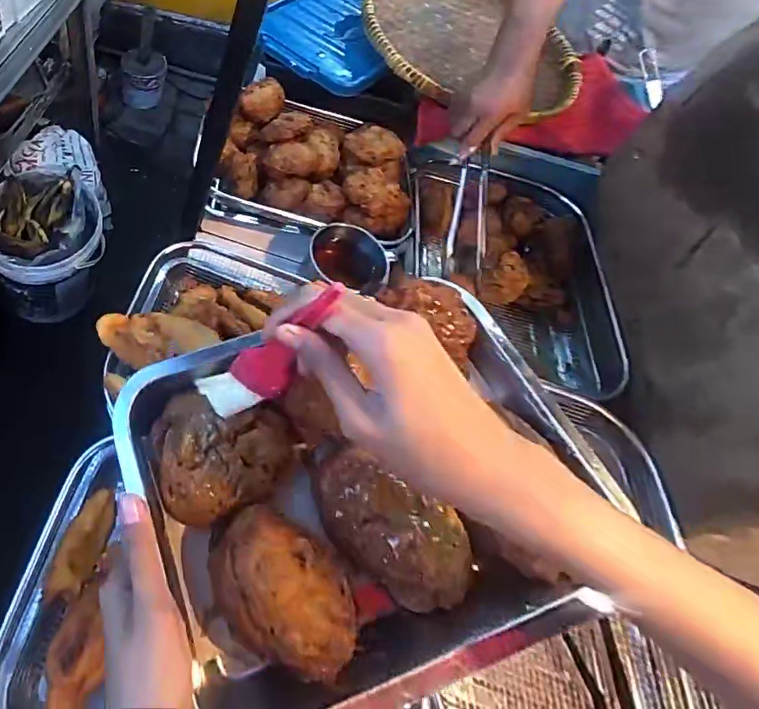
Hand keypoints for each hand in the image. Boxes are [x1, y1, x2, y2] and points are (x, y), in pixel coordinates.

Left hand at [99, 493, 192, 708]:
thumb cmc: (151, 663)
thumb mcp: (150, 601)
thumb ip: (142, 551)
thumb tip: (126, 493)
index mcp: (115, 586)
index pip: (129, 537)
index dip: (146, 514)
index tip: (169, 490)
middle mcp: (121, 603)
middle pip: (140, 560)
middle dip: (161, 539)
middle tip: (193, 513)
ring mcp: (136, 628)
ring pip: (152, 583)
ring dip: (170, 565)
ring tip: (200, 543)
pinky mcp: (154, 648)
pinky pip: (164, 606)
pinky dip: (177, 592)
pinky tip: (196, 591)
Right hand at [273, 293, 583, 544]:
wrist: (492, 466)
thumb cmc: (423, 454)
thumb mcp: (360, 419)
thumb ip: (323, 367)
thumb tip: (287, 334)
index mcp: (380, 338)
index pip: (317, 303)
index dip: (286, 316)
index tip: (266, 343)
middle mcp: (396, 317)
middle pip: (332, 293)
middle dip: (299, 313)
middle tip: (280, 349)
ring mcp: (411, 322)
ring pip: (349, 302)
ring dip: (320, 320)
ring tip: (302, 359)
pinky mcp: (418, 333)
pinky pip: (369, 316)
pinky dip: (343, 326)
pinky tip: (333, 357)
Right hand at [449, 61, 535, 152]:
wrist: (510, 63)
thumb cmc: (520, 89)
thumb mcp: (519, 114)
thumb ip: (502, 132)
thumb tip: (491, 150)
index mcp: (489, 116)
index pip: (471, 139)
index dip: (466, 150)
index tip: (462, 158)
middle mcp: (472, 109)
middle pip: (456, 131)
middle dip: (461, 138)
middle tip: (472, 139)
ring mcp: (463, 100)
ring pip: (452, 121)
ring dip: (459, 127)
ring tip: (471, 126)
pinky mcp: (459, 92)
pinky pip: (453, 110)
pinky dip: (458, 116)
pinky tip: (469, 114)